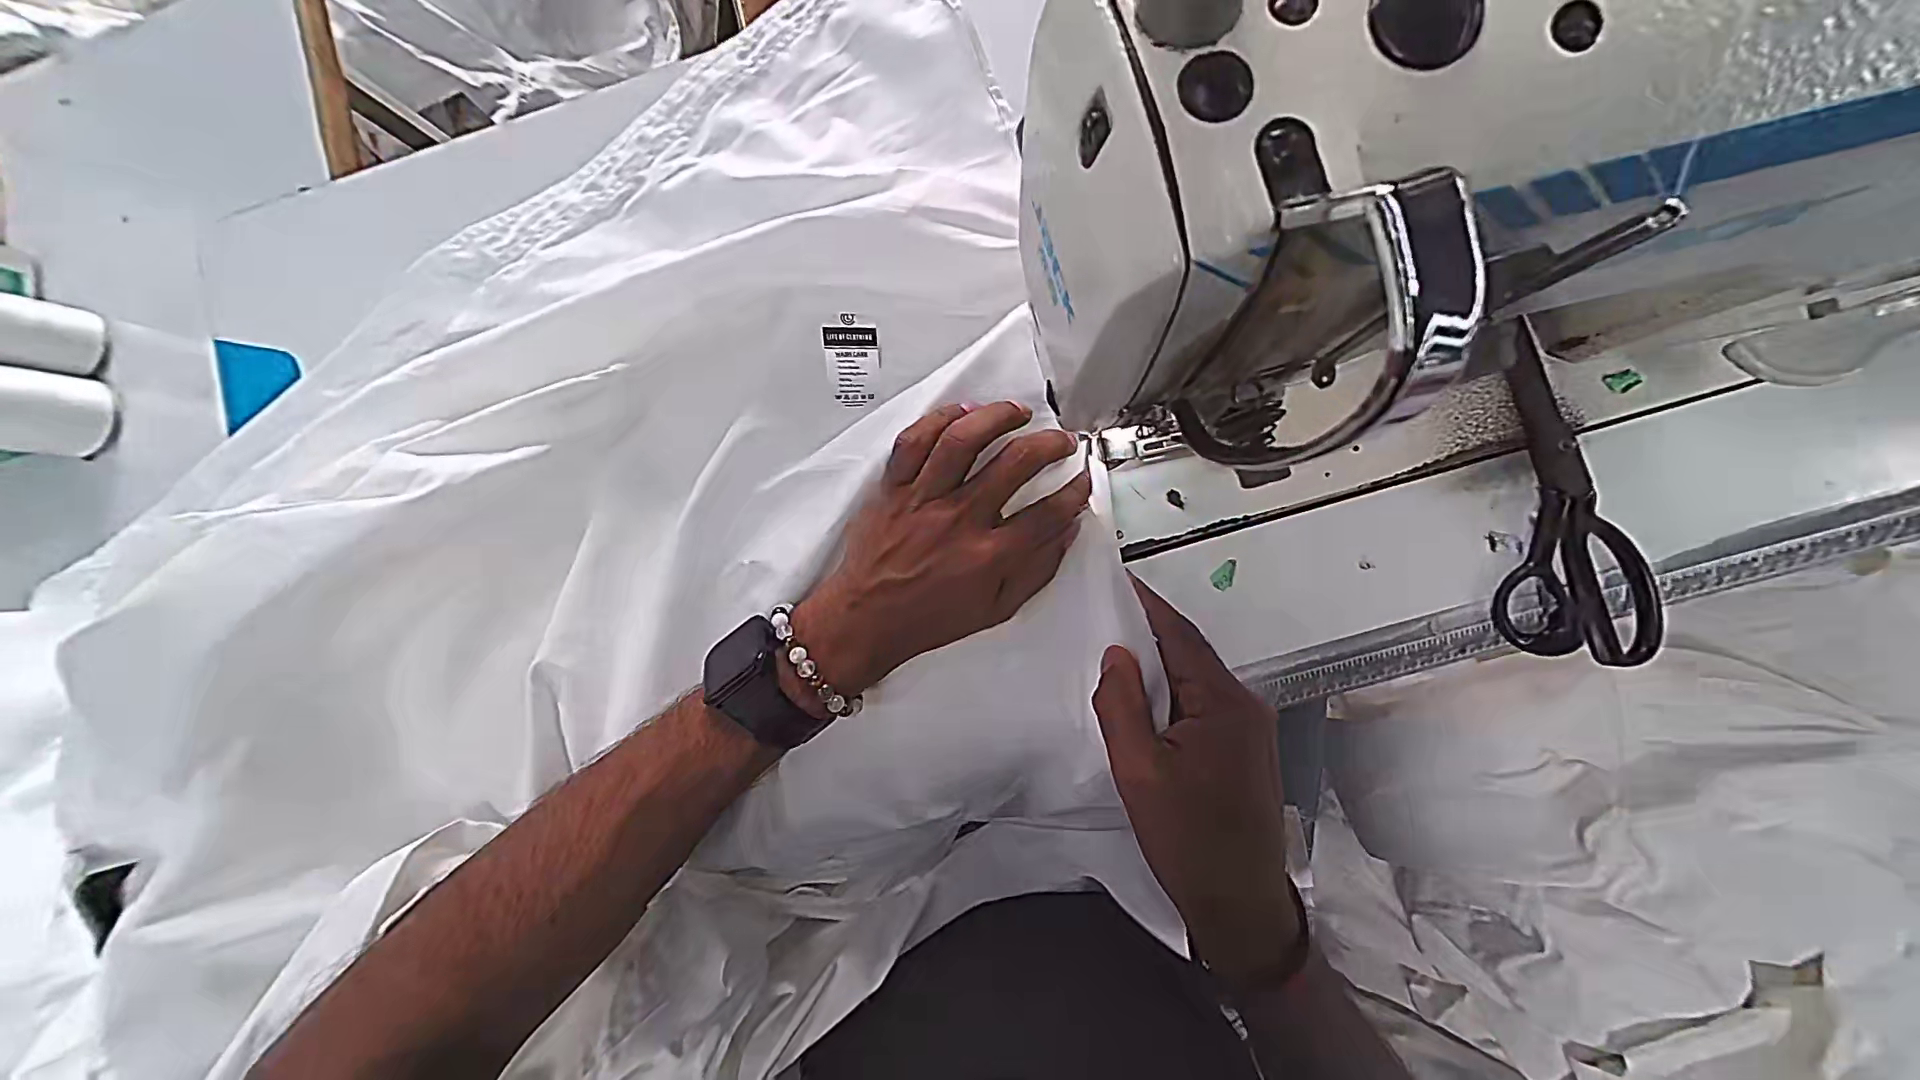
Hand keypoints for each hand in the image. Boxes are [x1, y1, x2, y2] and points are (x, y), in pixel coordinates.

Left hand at [789, 401, 1091, 706]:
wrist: (866, 620)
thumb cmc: (925, 617)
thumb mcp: (995, 608)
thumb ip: (1036, 571)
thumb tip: (1064, 534)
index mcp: (987, 556)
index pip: (1047, 513)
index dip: (1074, 491)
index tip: (1080, 481)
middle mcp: (958, 521)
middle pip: (1016, 462)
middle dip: (1050, 444)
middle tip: (1059, 441)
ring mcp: (924, 501)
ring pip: (964, 440)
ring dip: (998, 417)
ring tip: (1016, 413)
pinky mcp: (894, 489)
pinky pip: (915, 442)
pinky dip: (940, 420)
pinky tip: (960, 414)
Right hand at [1093, 577, 1302, 991]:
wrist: (1240, 906)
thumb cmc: (1187, 838)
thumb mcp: (1139, 770)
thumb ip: (1122, 705)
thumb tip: (1116, 654)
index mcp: (1222, 702)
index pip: (1180, 636)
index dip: (1148, 604)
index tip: (1119, 578)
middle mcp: (1244, 705)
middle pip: (1191, 652)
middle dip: (1150, 630)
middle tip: (1106, 611)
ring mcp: (1249, 728)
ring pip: (1196, 678)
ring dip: (1160, 662)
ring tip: (1117, 648)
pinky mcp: (1243, 748)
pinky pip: (1202, 702)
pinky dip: (1172, 690)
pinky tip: (1145, 697)